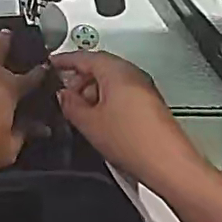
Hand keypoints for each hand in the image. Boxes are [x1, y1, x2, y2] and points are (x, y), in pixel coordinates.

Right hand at [52, 51, 210, 188]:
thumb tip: (63, 96)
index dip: (64, 60)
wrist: (169, 164)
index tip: (53, 63)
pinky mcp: (150, 104)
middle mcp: (133, 74)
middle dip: (78, 78)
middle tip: (63, 91)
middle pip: (99, 66)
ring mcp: (144, 89)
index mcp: (117, 71)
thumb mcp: (88, 123)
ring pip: (111, 80)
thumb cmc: (137, 142)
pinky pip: (122, 93)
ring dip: (92, 90)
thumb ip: (69, 104)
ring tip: (80, 110)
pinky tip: (100, 120)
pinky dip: (107, 100)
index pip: (84, 56)